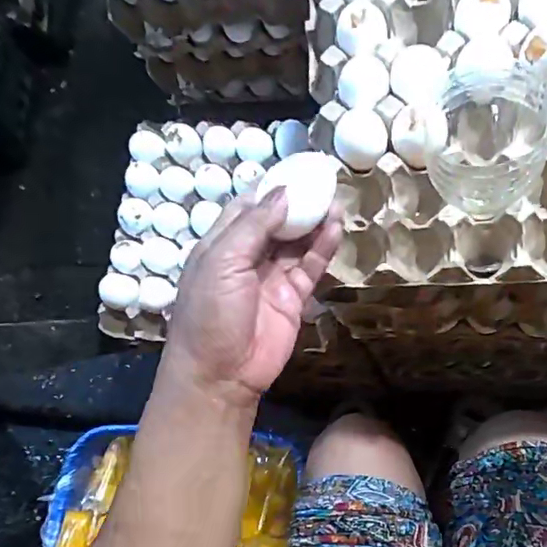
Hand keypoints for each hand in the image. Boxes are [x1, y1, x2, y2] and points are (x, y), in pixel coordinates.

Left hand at [162, 189, 343, 407]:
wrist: (220, 374)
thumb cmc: (211, 314)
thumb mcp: (223, 262)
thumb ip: (253, 226)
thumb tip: (282, 194)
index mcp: (221, 245)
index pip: (246, 209)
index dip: (269, 190)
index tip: (295, 171)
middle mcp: (246, 258)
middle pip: (276, 223)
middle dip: (297, 204)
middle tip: (323, 182)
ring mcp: (271, 278)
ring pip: (297, 243)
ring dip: (314, 223)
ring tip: (335, 201)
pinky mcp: (292, 298)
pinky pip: (310, 267)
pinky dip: (323, 248)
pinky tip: (335, 229)